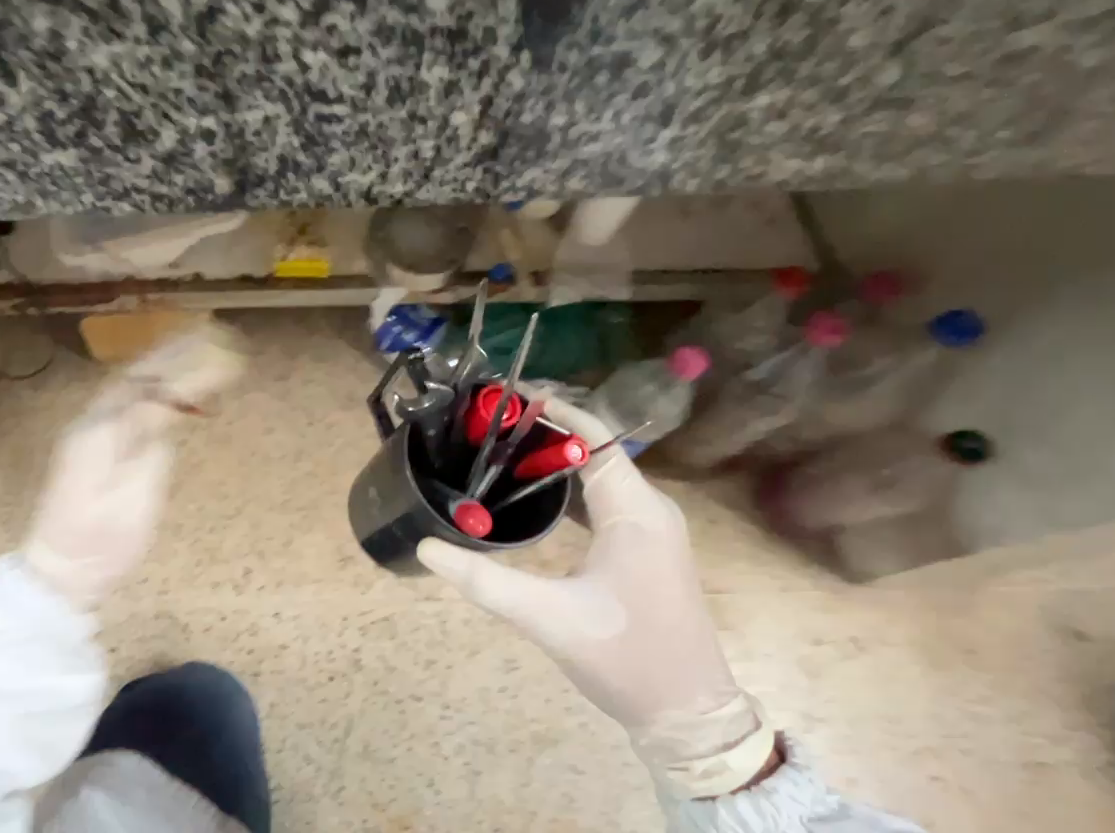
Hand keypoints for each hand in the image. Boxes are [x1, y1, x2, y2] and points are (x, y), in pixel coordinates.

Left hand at [22, 327, 243, 608]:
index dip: (187, 374)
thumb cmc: (101, 544)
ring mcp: (90, 430)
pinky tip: (169, 378)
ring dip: (163, 360)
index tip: (222, 359)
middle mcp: (93, 422)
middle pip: (137, 376)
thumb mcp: (133, 502)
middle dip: (175, 353)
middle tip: (212, 333)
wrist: (59, 571)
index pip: (150, 391)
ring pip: (129, 383)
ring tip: (196, 341)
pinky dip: (151, 381)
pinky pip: (125, 399)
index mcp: (102, 434)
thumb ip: (151, 452)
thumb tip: (167, 411)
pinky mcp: (93, 441)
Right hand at [416, 397, 775, 798]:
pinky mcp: (643, 547)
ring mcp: (649, 528)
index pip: (594, 436)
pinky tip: (526, 495)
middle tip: (483, 425)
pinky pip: (600, 498)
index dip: (551, 409)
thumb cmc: (627, 659)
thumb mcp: (548, 619)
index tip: (501, 397)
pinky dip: (565, 486)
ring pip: (596, 473)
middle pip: (593, 448)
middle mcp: (647, 509)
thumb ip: (484, 580)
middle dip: (540, 431)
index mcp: (634, 511)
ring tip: (495, 450)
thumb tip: (425, 547)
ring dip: (551, 459)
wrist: (689, 717)